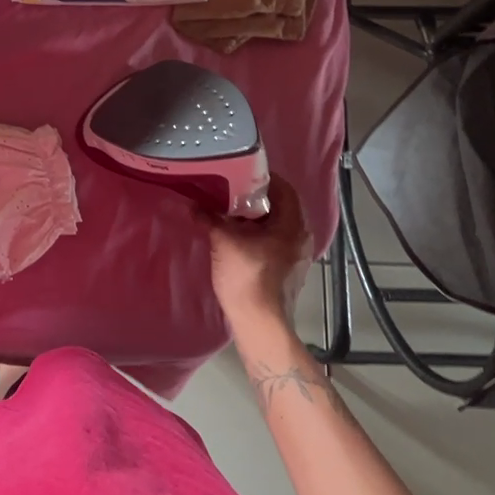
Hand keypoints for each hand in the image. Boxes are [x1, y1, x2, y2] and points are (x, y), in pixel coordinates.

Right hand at [203, 177, 312, 331]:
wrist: (260, 322)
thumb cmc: (247, 277)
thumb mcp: (224, 242)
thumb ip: (211, 218)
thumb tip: (194, 205)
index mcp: (293, 226)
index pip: (284, 189)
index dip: (263, 178)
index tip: (240, 172)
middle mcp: (301, 237)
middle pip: (281, 206)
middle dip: (255, 197)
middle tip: (229, 190)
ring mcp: (296, 255)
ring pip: (276, 225)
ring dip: (254, 217)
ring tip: (228, 211)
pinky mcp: (287, 269)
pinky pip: (273, 241)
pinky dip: (256, 233)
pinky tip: (235, 235)